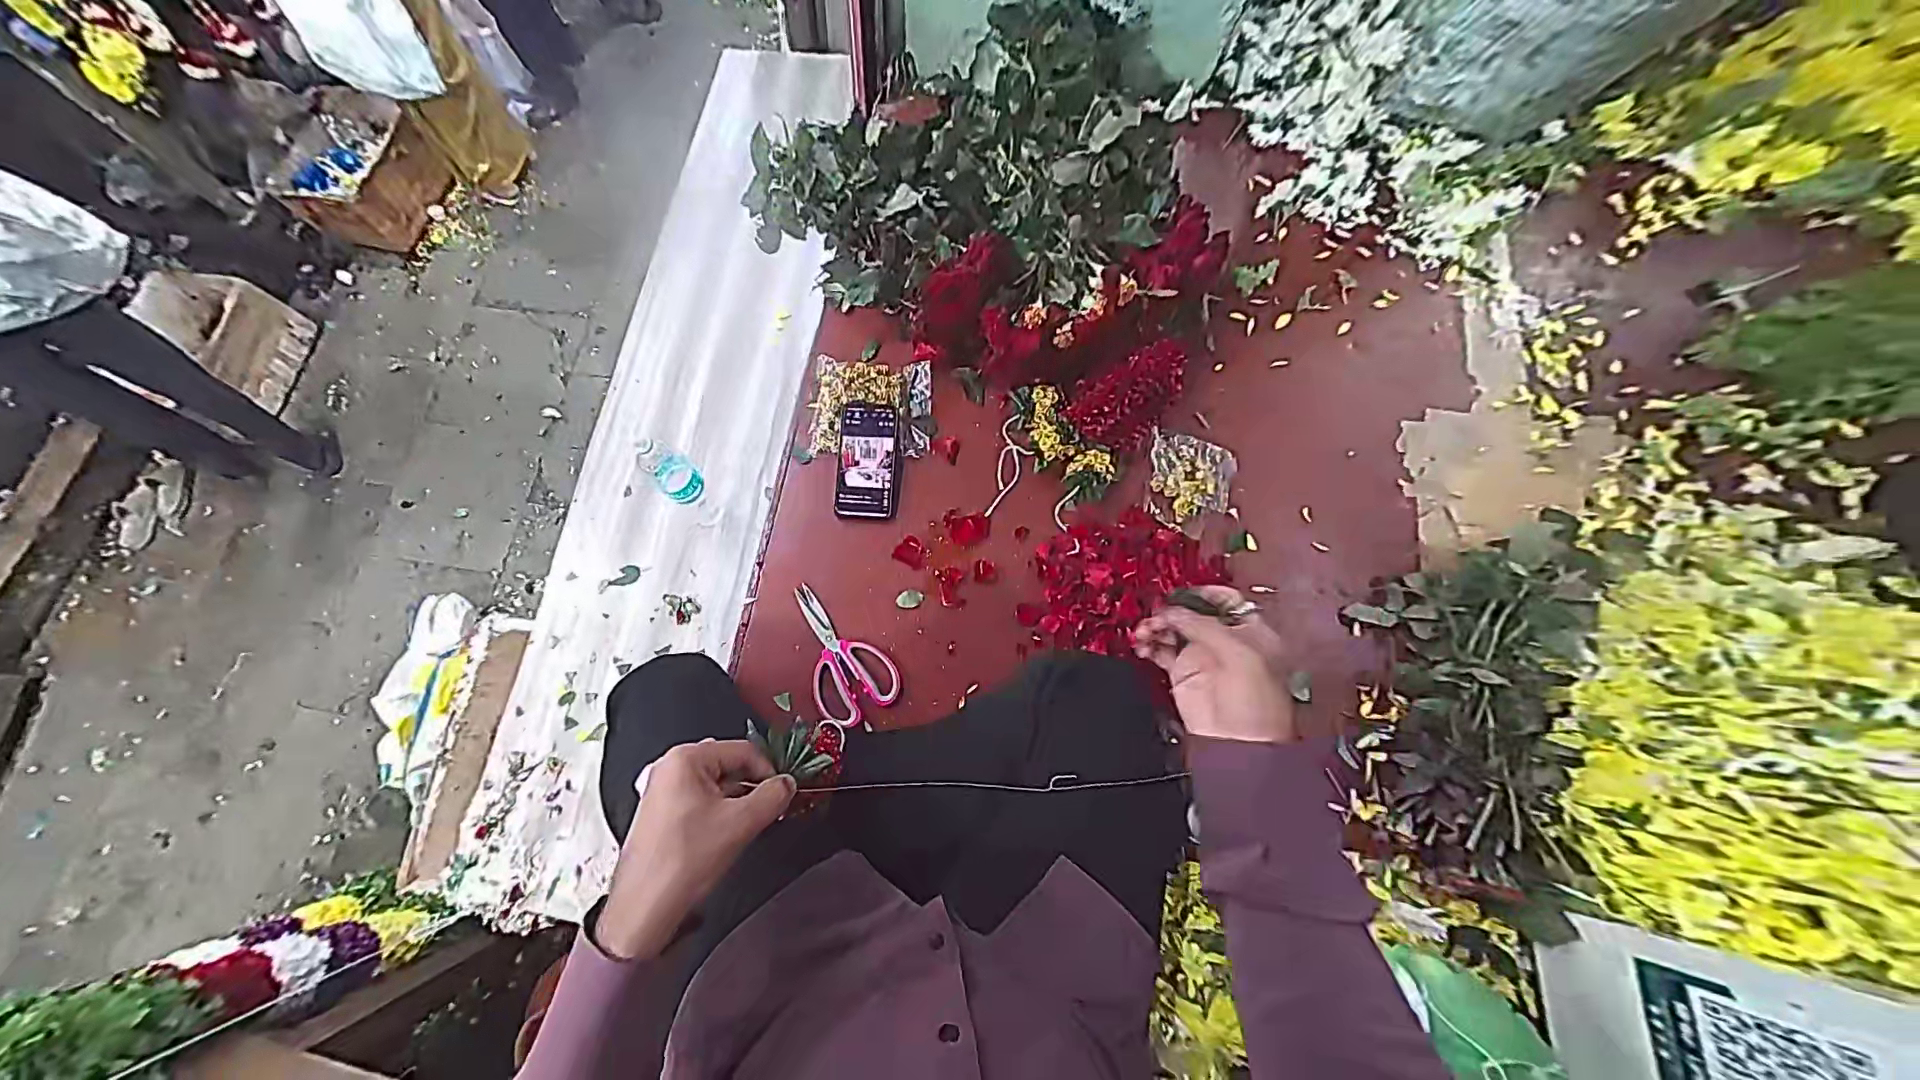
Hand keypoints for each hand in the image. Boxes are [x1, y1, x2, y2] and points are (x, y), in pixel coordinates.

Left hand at [597, 740, 795, 959]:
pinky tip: (727, 835)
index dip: (769, 771)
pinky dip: (721, 812)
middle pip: (731, 765)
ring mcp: (663, 790)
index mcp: (685, 759)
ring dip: (739, 802)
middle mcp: (670, 767)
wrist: (643, 910)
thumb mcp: (742, 822)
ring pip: (718, 785)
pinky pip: (703, 800)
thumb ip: (774, 795)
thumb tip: (787, 784)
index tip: (782, 792)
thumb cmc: (683, 862)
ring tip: (747, 826)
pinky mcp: (662, 812)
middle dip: (753, 786)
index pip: (744, 751)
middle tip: (768, 809)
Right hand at [1132, 585, 1297, 743]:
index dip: (1203, 592)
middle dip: (1173, 609)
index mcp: (1248, 631)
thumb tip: (1175, 611)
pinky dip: (1148, 644)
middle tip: (1159, 614)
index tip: (1182, 592)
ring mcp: (1201, 656)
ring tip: (1146, 631)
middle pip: (1192, 612)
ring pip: (1173, 628)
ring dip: (1156, 625)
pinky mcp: (1182, 673)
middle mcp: (1224, 640)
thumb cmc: (1256, 704)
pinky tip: (1143, 644)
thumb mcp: (1238, 653)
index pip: (1225, 599)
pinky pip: (1160, 649)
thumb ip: (1205, 626)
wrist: (1238, 743)